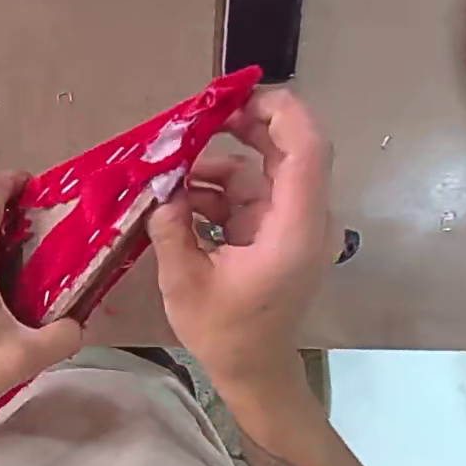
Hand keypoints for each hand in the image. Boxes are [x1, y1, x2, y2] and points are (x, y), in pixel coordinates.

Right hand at [147, 88, 334, 390]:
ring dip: (218, 169)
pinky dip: (218, 195)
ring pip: (263, 174)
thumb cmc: (224, 332)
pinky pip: (251, 199)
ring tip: (171, 176)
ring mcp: (291, 227)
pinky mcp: (276, 236)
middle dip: (246, 129)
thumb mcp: (184, 282)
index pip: (305, 150)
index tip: (235, 97)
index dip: (279, 112)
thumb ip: (172, 228)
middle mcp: (304, 220)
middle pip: (289, 151)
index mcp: (293, 230)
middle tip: (198, 122)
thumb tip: (160, 188)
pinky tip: (181, 203)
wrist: (252, 368)